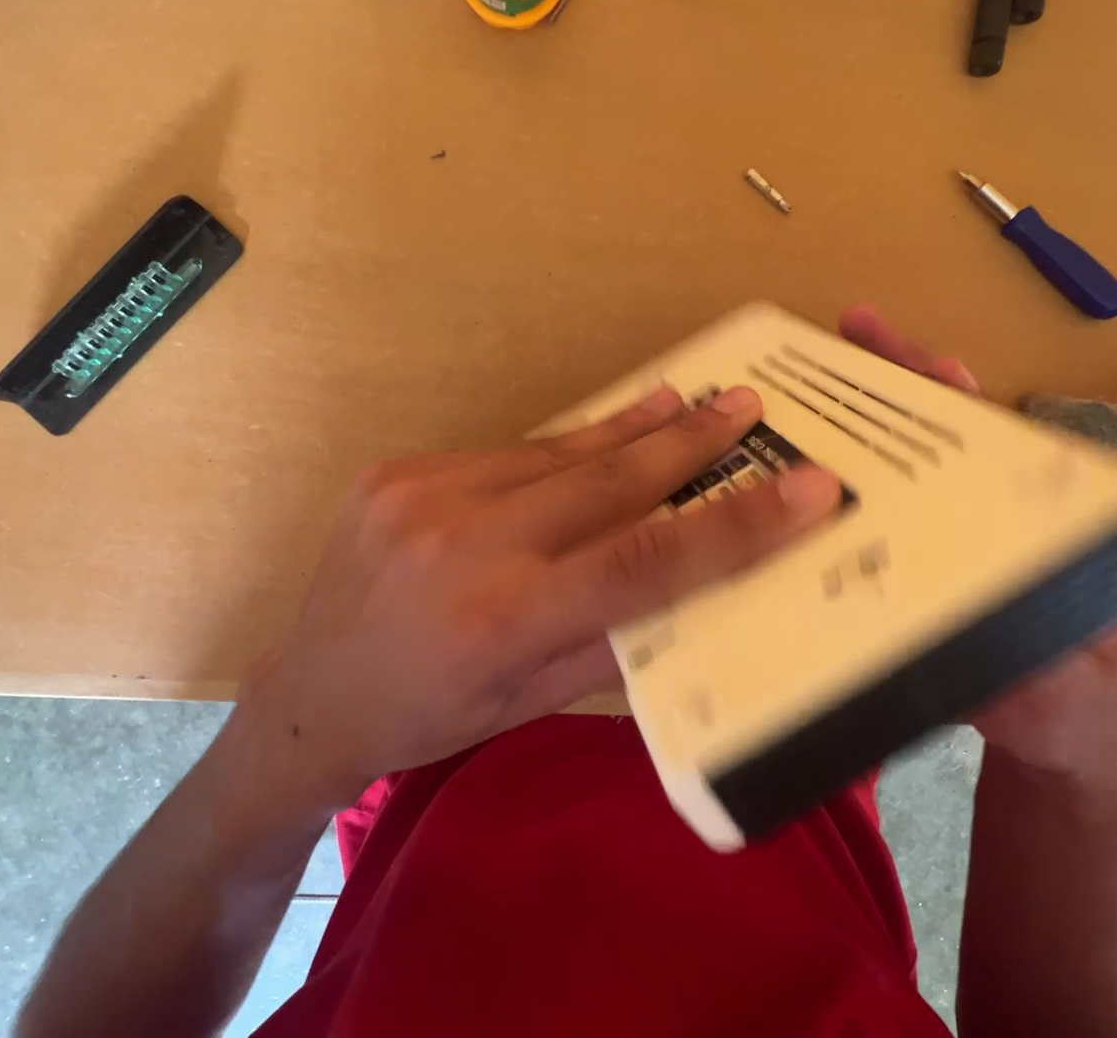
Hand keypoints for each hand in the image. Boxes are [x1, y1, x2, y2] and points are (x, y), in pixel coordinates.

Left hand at [222, 385, 842, 813]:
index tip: (805, 489)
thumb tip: (688, 587)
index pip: (644, 564)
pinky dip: (562, 450)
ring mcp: (424, 495)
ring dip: (629, 430)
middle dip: (689, 443)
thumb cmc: (430, 716)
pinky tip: (600, 437)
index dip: (734, 526)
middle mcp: (466, 542)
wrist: (311, 693)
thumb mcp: (528, 702)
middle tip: (748, 406)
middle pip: (606, 482)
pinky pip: (506, 457)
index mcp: (504, 619)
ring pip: (557, 455)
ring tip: (687, 400)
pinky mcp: (398, 472)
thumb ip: (607, 640)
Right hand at [838, 304, 1116, 781]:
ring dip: (869, 413)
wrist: (1047, 743)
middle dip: (902, 378)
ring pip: (909, 461)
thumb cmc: (1068, 709)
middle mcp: (997, 513)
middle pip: (947, 431)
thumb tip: (992, 601)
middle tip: (854, 327)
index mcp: (1042, 523)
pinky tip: (806, 456)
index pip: (996, 443)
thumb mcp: (1064, 680)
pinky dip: (848, 474)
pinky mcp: (920, 558)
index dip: (959, 399)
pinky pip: (880, 507)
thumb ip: (1044, 653)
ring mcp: (955, 534)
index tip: (926, 360)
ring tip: (826, 363)